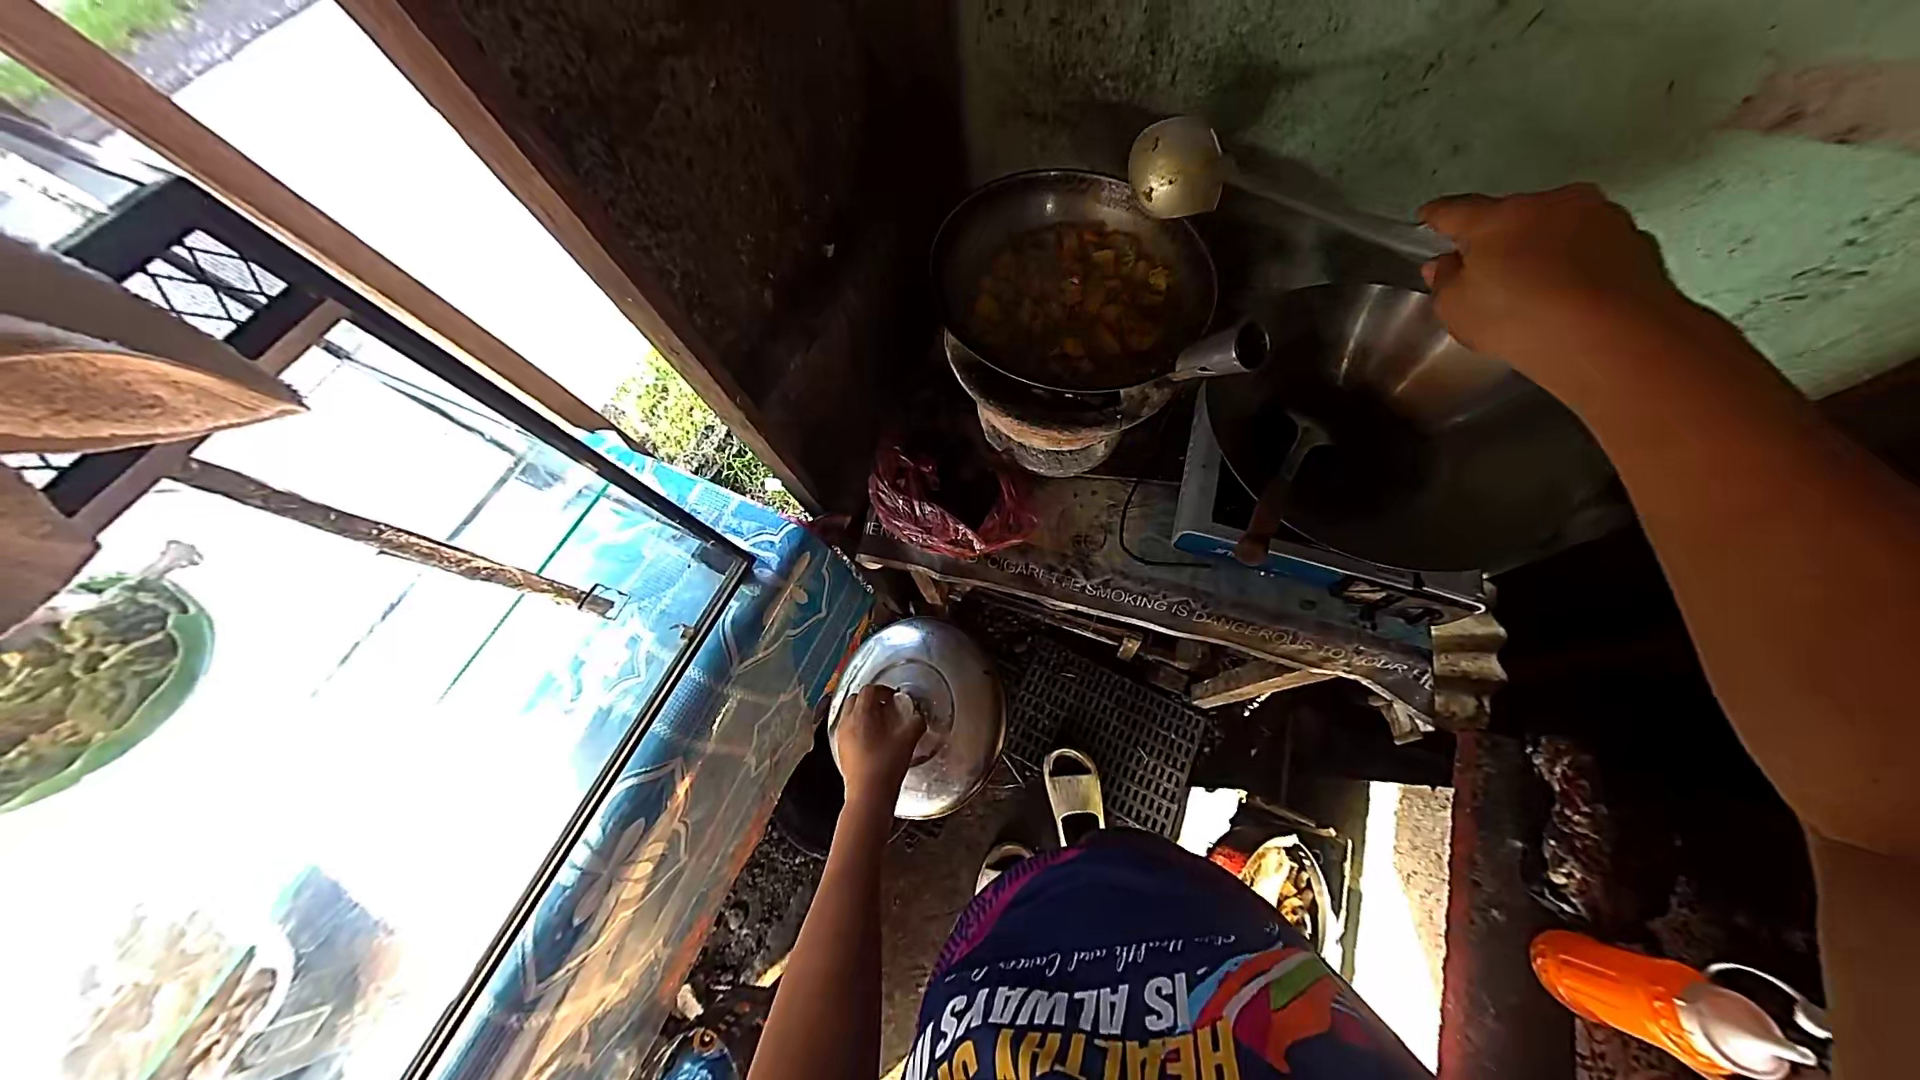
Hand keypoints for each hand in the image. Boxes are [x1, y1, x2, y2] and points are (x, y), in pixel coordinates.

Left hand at [833, 684, 925, 809]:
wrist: (868, 797)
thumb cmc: (886, 766)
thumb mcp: (907, 741)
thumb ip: (916, 723)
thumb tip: (919, 717)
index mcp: (861, 715)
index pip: (868, 690)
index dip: (883, 689)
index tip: (894, 697)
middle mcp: (847, 722)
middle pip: (855, 699)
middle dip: (870, 699)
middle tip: (887, 707)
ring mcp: (841, 737)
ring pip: (849, 715)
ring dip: (863, 713)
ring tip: (881, 724)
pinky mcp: (841, 751)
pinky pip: (847, 730)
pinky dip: (858, 728)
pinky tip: (873, 741)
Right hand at [1419, 184, 1700, 394]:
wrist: (1610, 334)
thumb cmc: (1517, 317)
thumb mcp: (1455, 308)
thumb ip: (1444, 280)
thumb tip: (1445, 264)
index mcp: (1499, 217)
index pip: (1456, 210)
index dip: (1437, 215)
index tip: (1428, 216)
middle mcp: (1552, 203)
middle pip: (1512, 216)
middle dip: (1495, 237)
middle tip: (1482, 268)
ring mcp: (1600, 215)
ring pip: (1554, 226)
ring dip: (1538, 247)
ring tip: (1529, 285)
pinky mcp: (1634, 237)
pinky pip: (1588, 245)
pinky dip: (1572, 262)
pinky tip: (1564, 293)